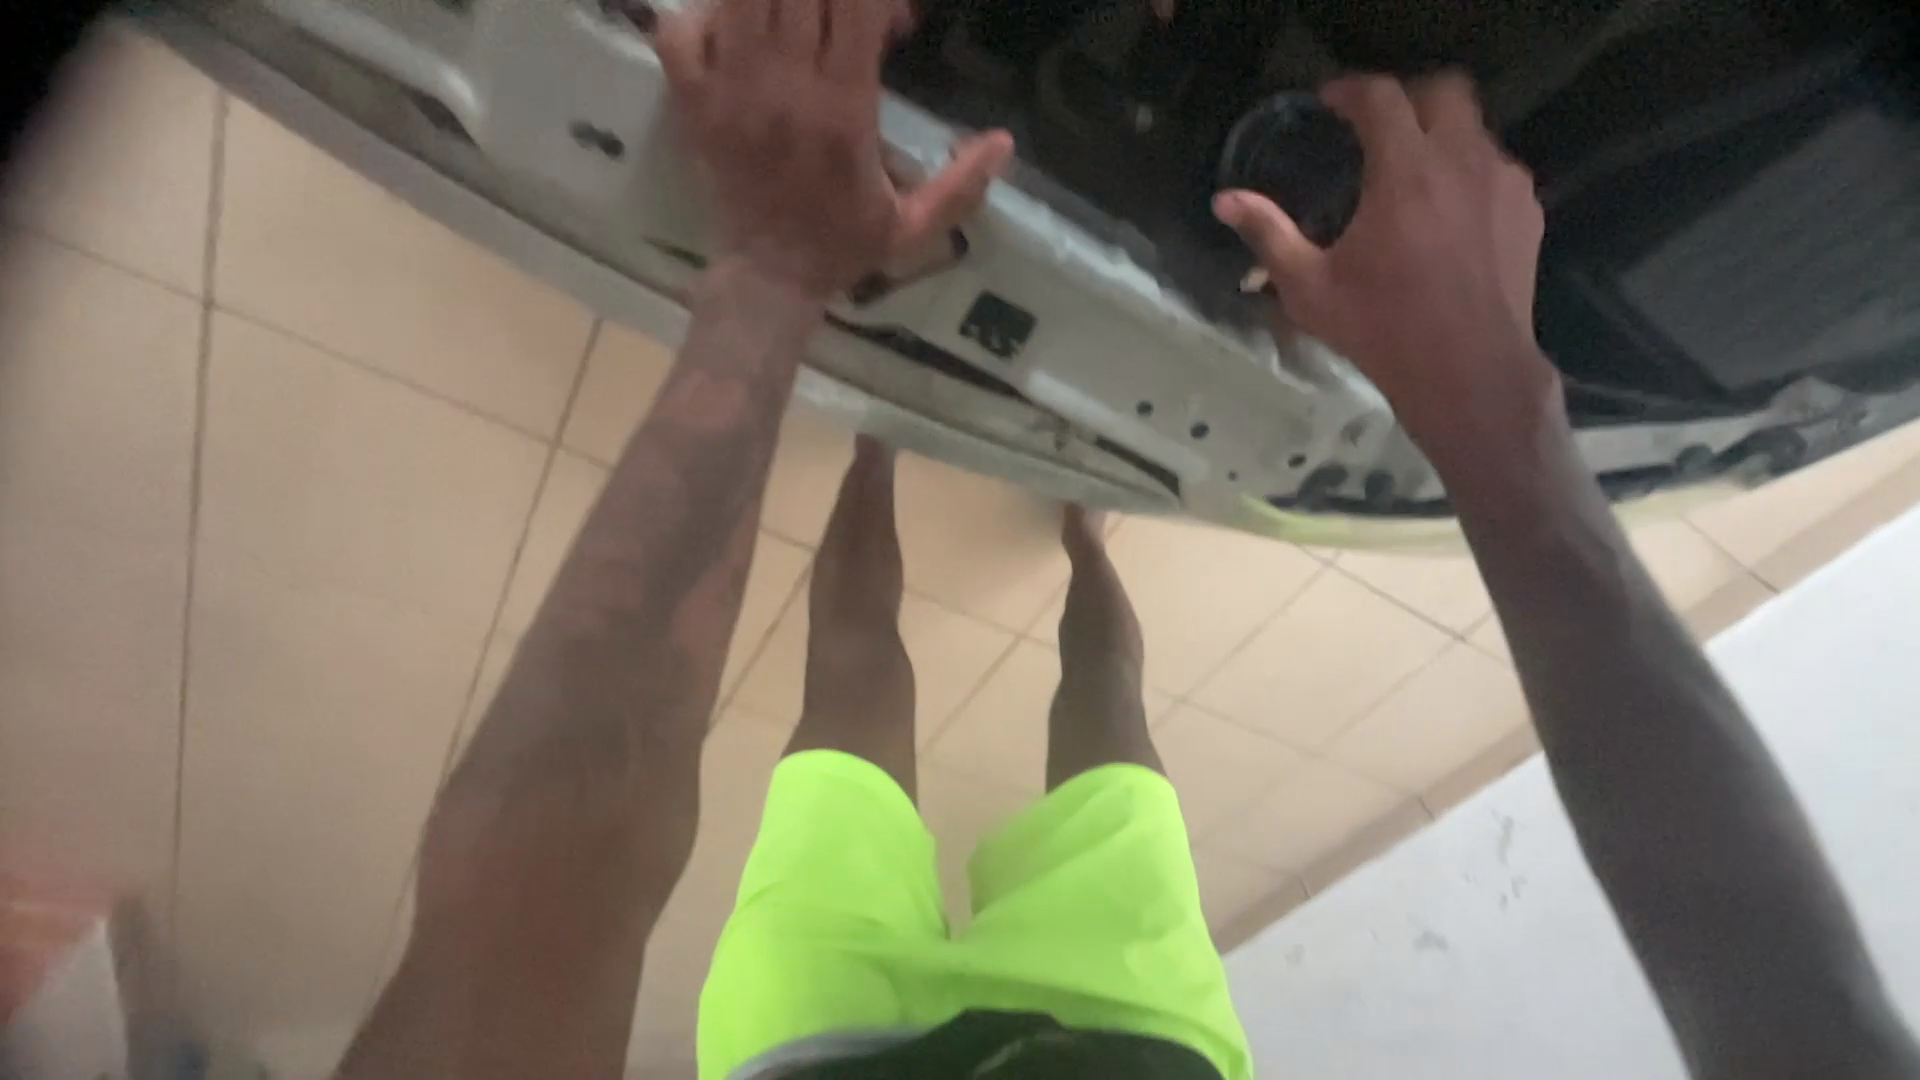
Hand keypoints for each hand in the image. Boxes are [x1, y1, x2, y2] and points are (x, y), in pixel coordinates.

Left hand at [655, 0, 1013, 299]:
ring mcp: (731, 87)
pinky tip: (734, 25)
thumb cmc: (842, 247)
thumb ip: (960, 186)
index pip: (859, 3)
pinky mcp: (694, 101)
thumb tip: (1004, 142)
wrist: (770, 276)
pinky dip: (705, 12)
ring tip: (801, 16)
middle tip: (845, 16)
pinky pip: (682, 27)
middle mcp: (784, 82)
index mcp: (842, 109)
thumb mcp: (911, 228)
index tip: (897, 22)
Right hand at [1215, 73, 1556, 451]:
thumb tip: (1224, 201)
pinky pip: (1493, 169)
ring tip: (1406, 178)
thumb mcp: (1308, 286)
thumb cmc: (1378, 327)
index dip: (1350, 91)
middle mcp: (1461, 160)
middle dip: (1405, 99)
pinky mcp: (1527, 209)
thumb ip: (1268, 233)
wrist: (1466, 367)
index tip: (1328, 102)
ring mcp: (1502, 182)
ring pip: (1472, 130)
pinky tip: (1442, 215)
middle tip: (1372, 129)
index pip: (1381, 98)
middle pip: (1442, 91)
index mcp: (1403, 172)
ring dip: (1437, 138)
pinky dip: (1464, 174)